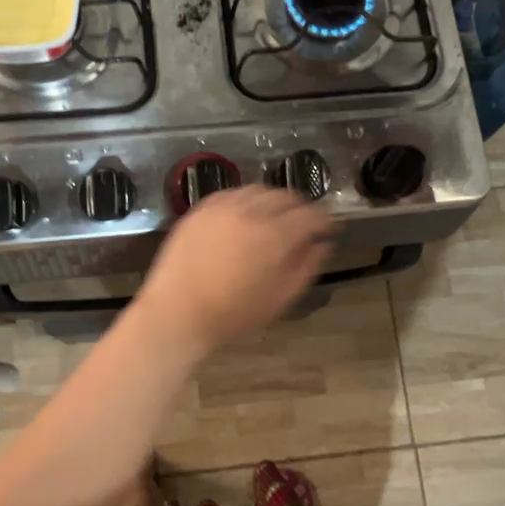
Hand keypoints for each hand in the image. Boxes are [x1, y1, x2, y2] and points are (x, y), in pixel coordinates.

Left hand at [131, 187, 334, 354]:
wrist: (177, 313)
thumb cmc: (232, 315)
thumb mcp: (280, 298)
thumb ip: (306, 266)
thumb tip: (321, 243)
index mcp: (274, 236)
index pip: (310, 214)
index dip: (324, 219)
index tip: (328, 227)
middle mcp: (250, 212)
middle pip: (285, 196)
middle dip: (300, 207)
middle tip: (303, 223)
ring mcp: (222, 207)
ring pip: (258, 190)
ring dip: (273, 201)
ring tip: (274, 217)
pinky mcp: (200, 209)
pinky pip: (231, 194)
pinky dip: (245, 200)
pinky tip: (245, 215)